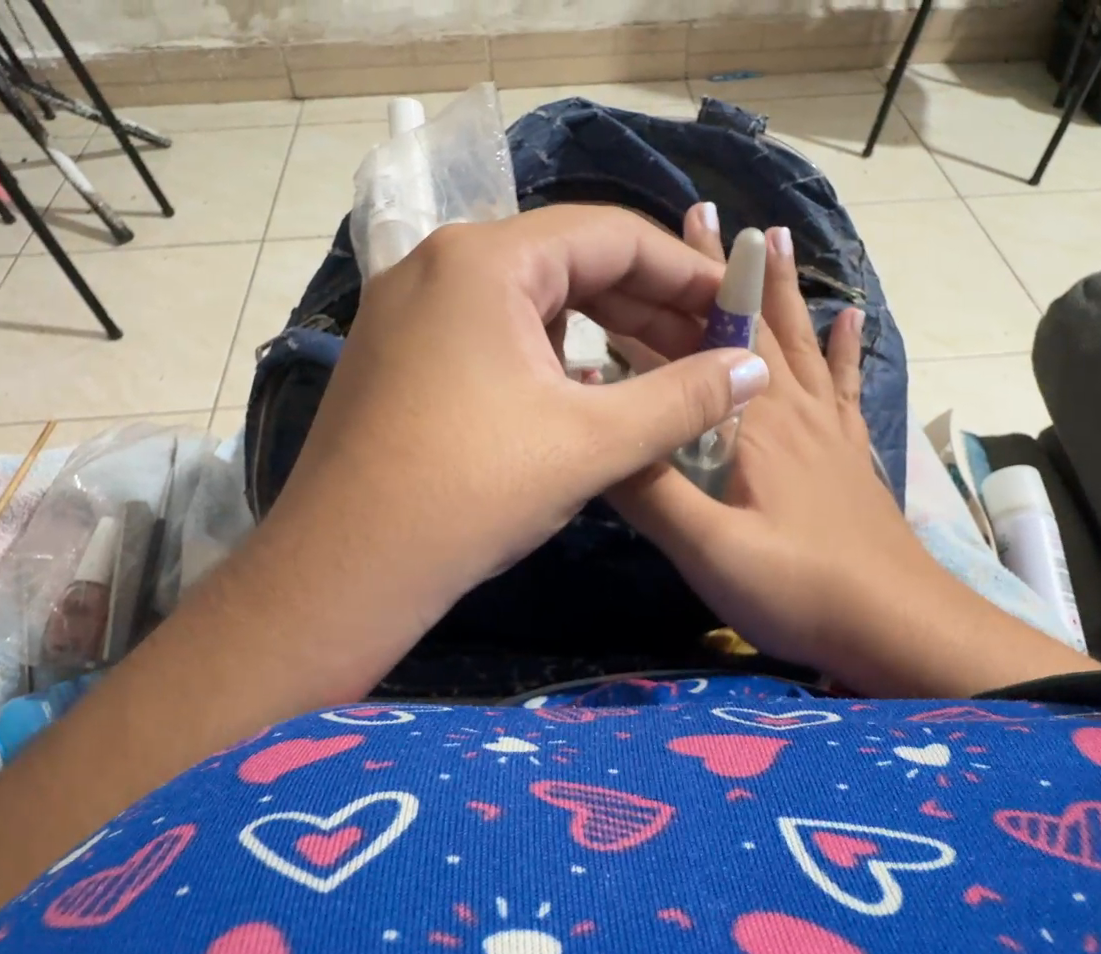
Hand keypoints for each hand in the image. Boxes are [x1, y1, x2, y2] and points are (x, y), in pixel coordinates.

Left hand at [271, 204, 769, 625]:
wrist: (345, 571)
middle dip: (646, 304)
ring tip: (658, 373)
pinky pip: (492, 336)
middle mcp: (438, 265)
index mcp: (484, 259)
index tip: (735, 308)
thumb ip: (683, 398)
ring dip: (600, 334)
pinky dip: (548, 358)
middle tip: (708, 347)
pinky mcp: (397, 357)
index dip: (685, 270)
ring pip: (528, 303)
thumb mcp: (592, 443)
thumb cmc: (471, 492)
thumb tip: (755, 367)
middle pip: (568, 262)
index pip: (611, 235)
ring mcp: (409, 311)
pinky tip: (584, 395)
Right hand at [607, 215, 912, 672]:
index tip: (658, 232)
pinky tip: (850, 318)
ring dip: (782, 290)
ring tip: (775, 238)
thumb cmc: (798, 588)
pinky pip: (846, 386)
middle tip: (708, 214)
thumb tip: (592, 425)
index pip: (705, 340)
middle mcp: (793, 410)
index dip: (678, 288)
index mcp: (751, 424)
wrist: (897, 626)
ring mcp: (829, 431)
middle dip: (727, 269)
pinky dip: (845, 348)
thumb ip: (648, 491)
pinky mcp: (850, 456)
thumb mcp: (707, 549)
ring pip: (801, 341)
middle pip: (754, 324)